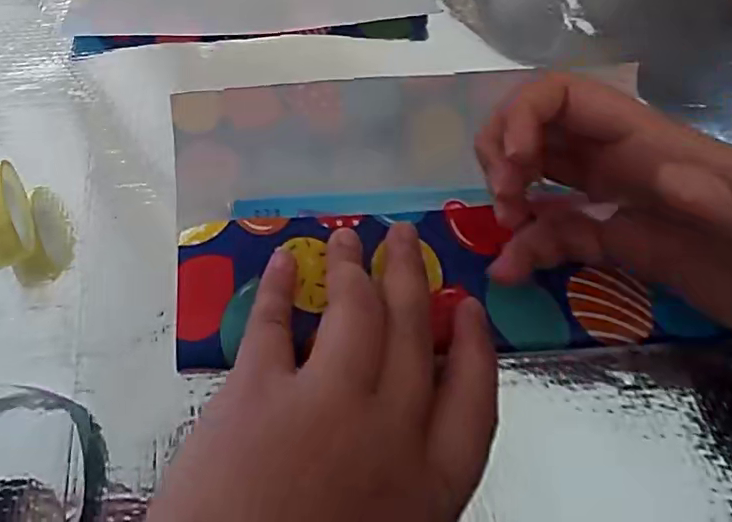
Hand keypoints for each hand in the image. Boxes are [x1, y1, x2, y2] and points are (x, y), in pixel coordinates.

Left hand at [148, 224, 497, 521]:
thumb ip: (406, 468)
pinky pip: (274, 321)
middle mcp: (387, 433)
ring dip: (351, 266)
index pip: (472, 397)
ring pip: (353, 309)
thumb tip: (408, 402)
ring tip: (350, 238)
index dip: (475, 344)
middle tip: (406, 237)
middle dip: (411, 276)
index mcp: (428, 484)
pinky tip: (283, 260)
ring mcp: (323, 405)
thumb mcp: (388, 521)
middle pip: (410, 330)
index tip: (468, 305)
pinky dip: (278, 284)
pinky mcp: (257, 393)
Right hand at [476, 73, 731, 431]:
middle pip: (542, 129)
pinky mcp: (638, 252)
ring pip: (545, 179)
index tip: (513, 167)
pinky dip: (532, 248)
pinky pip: (567, 236)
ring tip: (502, 235)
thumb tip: (662, 178)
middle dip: (504, 150)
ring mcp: (631, 209)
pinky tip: (512, 272)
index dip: (525, 115)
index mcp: (661, 145)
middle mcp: (633, 166)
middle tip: (502, 202)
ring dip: (510, 195)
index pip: (569, 97)